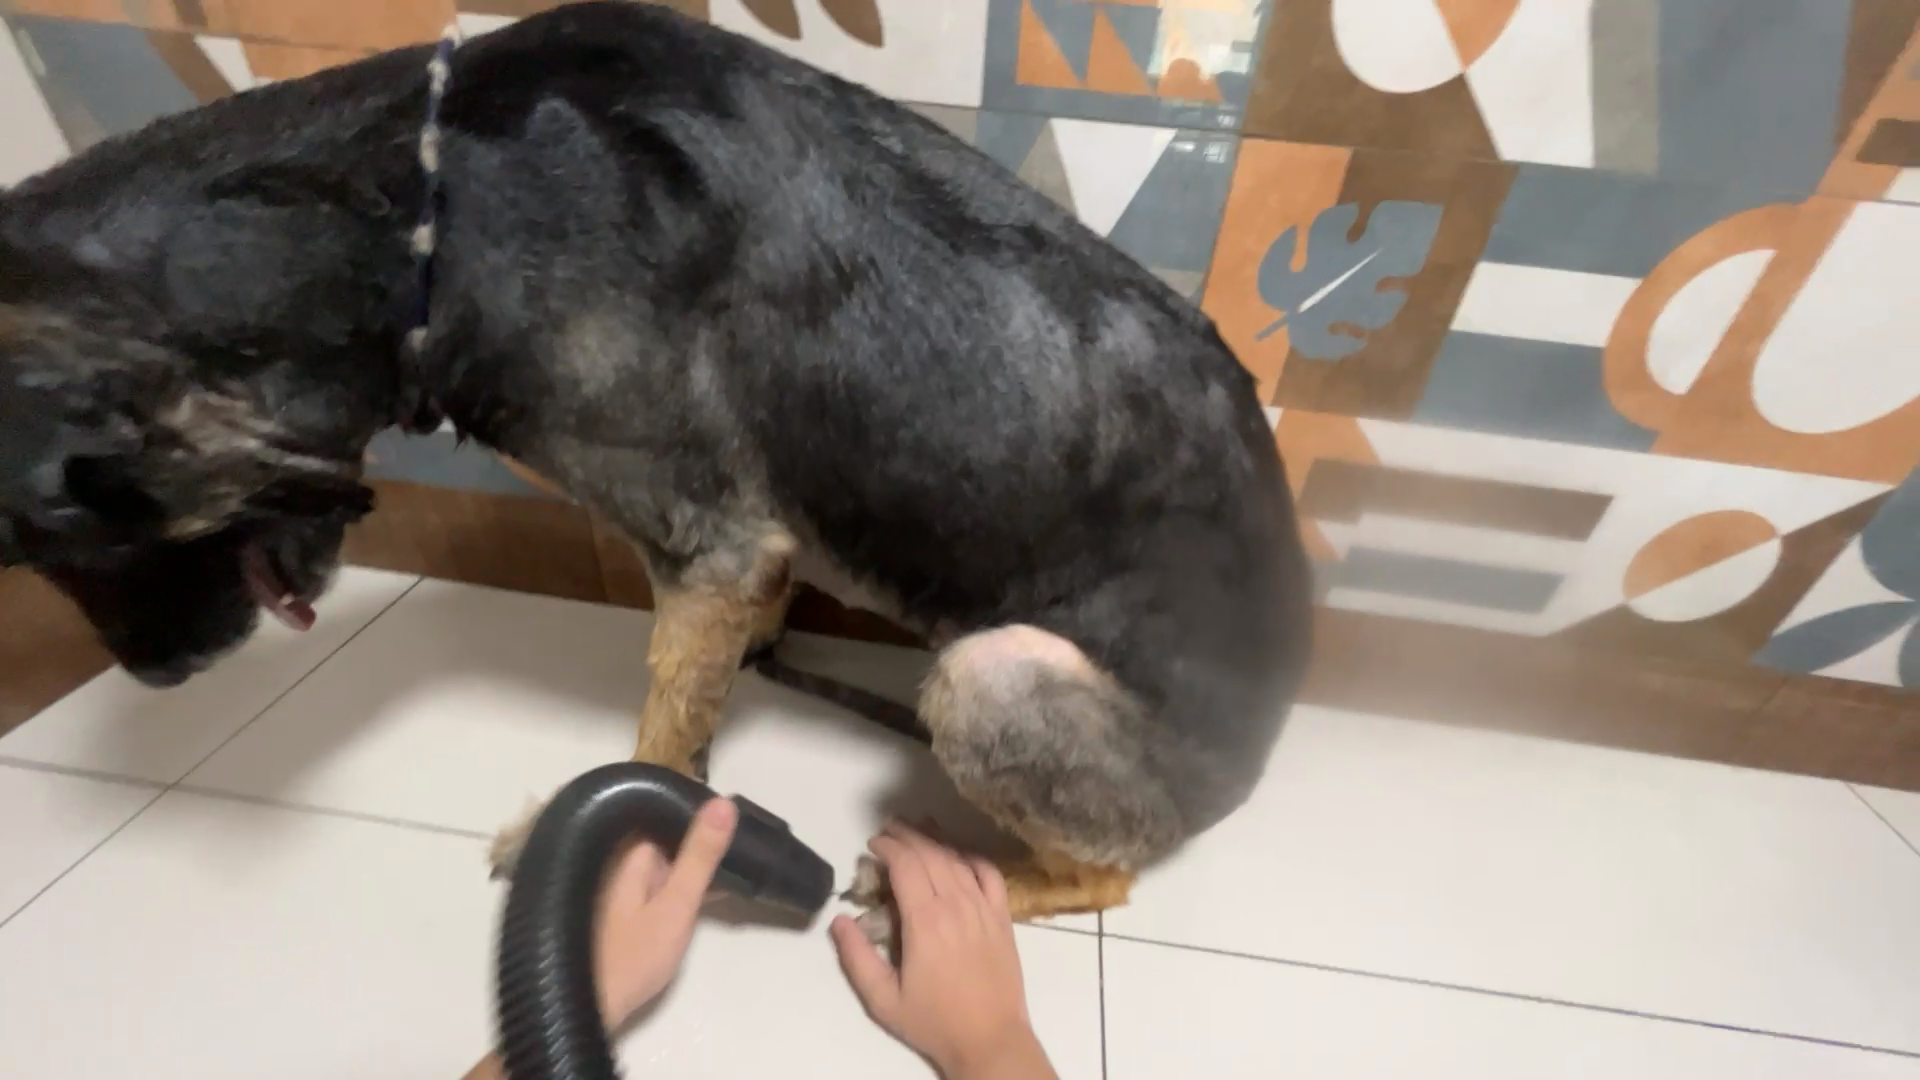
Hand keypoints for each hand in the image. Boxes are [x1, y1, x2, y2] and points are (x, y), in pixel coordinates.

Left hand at [593, 797, 737, 1029]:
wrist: (589, 1013)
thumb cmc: (634, 957)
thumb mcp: (678, 904)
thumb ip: (701, 854)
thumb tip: (723, 802)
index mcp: (633, 853)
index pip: (674, 815)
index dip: (707, 816)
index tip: (739, 821)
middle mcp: (624, 862)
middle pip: (673, 839)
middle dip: (704, 842)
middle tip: (744, 848)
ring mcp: (625, 886)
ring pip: (671, 862)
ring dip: (697, 865)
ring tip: (734, 869)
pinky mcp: (628, 909)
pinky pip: (665, 882)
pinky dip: (685, 885)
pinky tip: (710, 893)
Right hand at [829, 823, 1055, 1079]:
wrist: (990, 1040)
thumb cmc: (934, 1021)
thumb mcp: (884, 1000)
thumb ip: (857, 958)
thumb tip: (839, 920)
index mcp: (925, 920)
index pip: (905, 865)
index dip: (888, 847)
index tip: (873, 843)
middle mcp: (956, 903)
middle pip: (930, 853)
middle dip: (906, 836)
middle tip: (888, 830)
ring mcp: (983, 906)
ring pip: (956, 859)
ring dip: (934, 841)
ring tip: (916, 831)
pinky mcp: (1003, 914)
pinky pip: (989, 873)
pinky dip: (971, 857)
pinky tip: (959, 855)